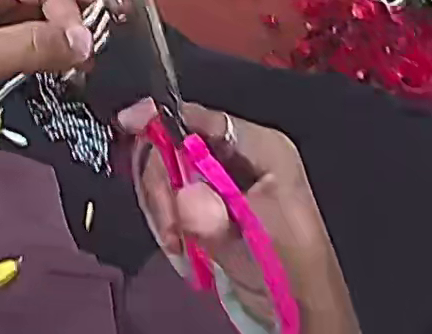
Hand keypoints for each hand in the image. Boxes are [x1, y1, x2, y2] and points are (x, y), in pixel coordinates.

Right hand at [119, 100, 359, 333]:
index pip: (205, 118)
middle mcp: (239, 151)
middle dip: (163, 181)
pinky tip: (181, 245)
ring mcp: (223, 173)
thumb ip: (219, 223)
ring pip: (170, 167)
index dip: (164, 117)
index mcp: (261, 146)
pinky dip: (167, 218)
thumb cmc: (291, 272)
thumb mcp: (257, 245)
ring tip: (177, 245)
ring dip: (163, 207)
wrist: (302, 316)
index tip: (129, 122)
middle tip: (167, 227)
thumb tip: (184, 198)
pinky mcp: (209, 196)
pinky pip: (172, 192)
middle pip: (179, 141)